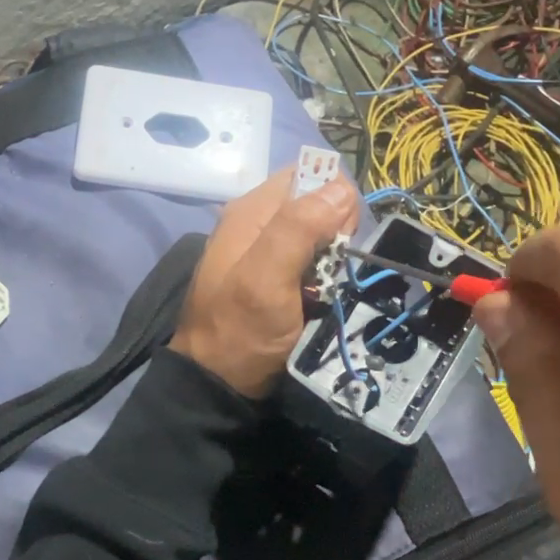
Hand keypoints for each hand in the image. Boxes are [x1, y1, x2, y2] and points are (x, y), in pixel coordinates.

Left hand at [171, 168, 357, 396]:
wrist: (218, 384)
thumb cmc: (240, 330)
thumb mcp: (266, 278)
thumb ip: (298, 229)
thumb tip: (341, 188)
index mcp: (250, 211)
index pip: (308, 175)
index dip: (334, 198)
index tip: (340, 237)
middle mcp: (257, 224)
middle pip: (317, 206)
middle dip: (336, 233)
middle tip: (328, 271)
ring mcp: (266, 254)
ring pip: (318, 237)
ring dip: (331, 260)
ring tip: (321, 289)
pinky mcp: (275, 281)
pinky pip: (312, 265)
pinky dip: (322, 279)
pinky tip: (317, 299)